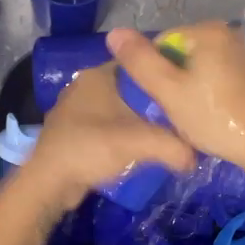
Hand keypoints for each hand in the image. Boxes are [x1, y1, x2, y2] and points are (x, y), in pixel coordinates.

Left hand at [17, 63, 195, 211]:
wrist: (49, 182)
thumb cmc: (91, 148)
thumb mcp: (140, 143)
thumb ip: (174, 146)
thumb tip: (196, 159)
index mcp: (100, 74)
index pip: (140, 62)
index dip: (164, 73)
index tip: (185, 89)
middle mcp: (86, 85)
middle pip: (131, 87)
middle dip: (154, 101)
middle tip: (180, 115)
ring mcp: (76, 108)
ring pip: (118, 107)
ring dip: (138, 119)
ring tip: (164, 132)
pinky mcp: (72, 130)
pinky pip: (107, 124)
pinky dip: (122, 132)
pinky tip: (138, 146)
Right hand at [105, 23, 244, 180]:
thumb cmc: (212, 117)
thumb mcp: (168, 91)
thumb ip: (140, 61)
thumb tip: (113, 32)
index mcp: (208, 31)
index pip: (161, 43)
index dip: (153, 72)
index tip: (159, 99)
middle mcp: (229, 33)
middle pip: (181, 54)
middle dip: (173, 80)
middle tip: (174, 110)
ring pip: (200, 67)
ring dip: (190, 87)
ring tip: (192, 114)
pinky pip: (219, 76)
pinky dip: (210, 91)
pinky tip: (212, 113)